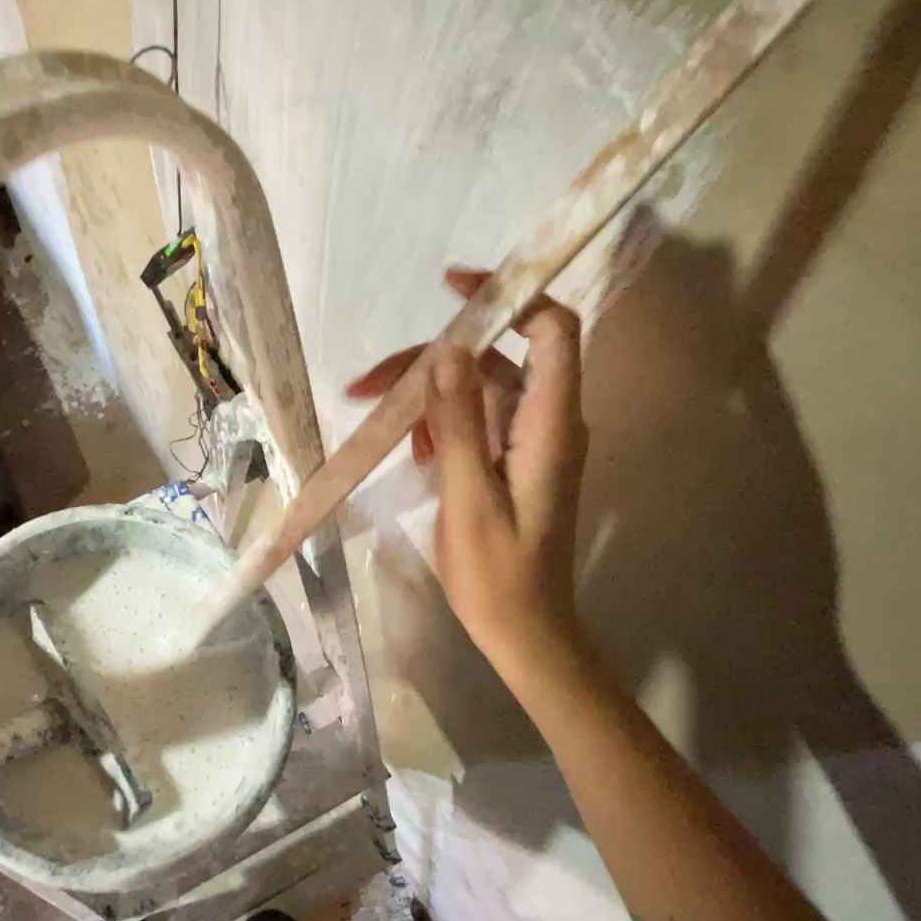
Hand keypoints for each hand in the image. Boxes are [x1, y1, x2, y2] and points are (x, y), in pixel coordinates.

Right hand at [346, 268, 587, 670]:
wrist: (524, 631)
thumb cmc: (499, 573)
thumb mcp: (470, 496)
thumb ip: (459, 422)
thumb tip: (448, 351)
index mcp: (551, 424)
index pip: (552, 329)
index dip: (511, 295)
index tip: (452, 289)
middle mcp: (548, 421)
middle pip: (495, 358)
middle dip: (433, 360)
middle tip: (368, 385)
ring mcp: (529, 442)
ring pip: (478, 389)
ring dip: (428, 396)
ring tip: (378, 418)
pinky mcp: (511, 461)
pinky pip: (475, 421)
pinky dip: (440, 426)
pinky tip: (413, 450)